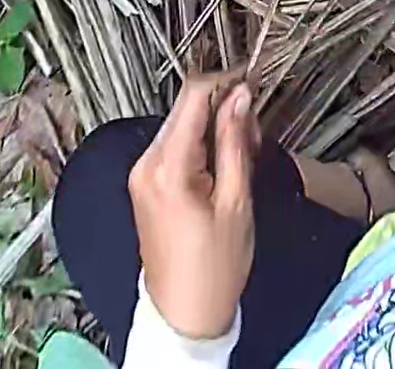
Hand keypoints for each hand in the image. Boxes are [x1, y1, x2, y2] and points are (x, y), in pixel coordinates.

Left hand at [128, 72, 257, 339]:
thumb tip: (240, 96)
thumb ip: (235, 141)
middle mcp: (147, 162)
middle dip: (222, 106)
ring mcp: (143, 171)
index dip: (225, 81)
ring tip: (241, 153)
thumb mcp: (235, 200)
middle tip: (252, 130)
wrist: (184, 314)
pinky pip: (175, 142)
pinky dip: (201, 141)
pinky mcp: (146, 179)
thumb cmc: (213, 267)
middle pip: (187, 106)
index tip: (249, 82)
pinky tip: (222, 162)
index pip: (193, 95)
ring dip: (214, 124)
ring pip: (182, 121)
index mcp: (168, 166)